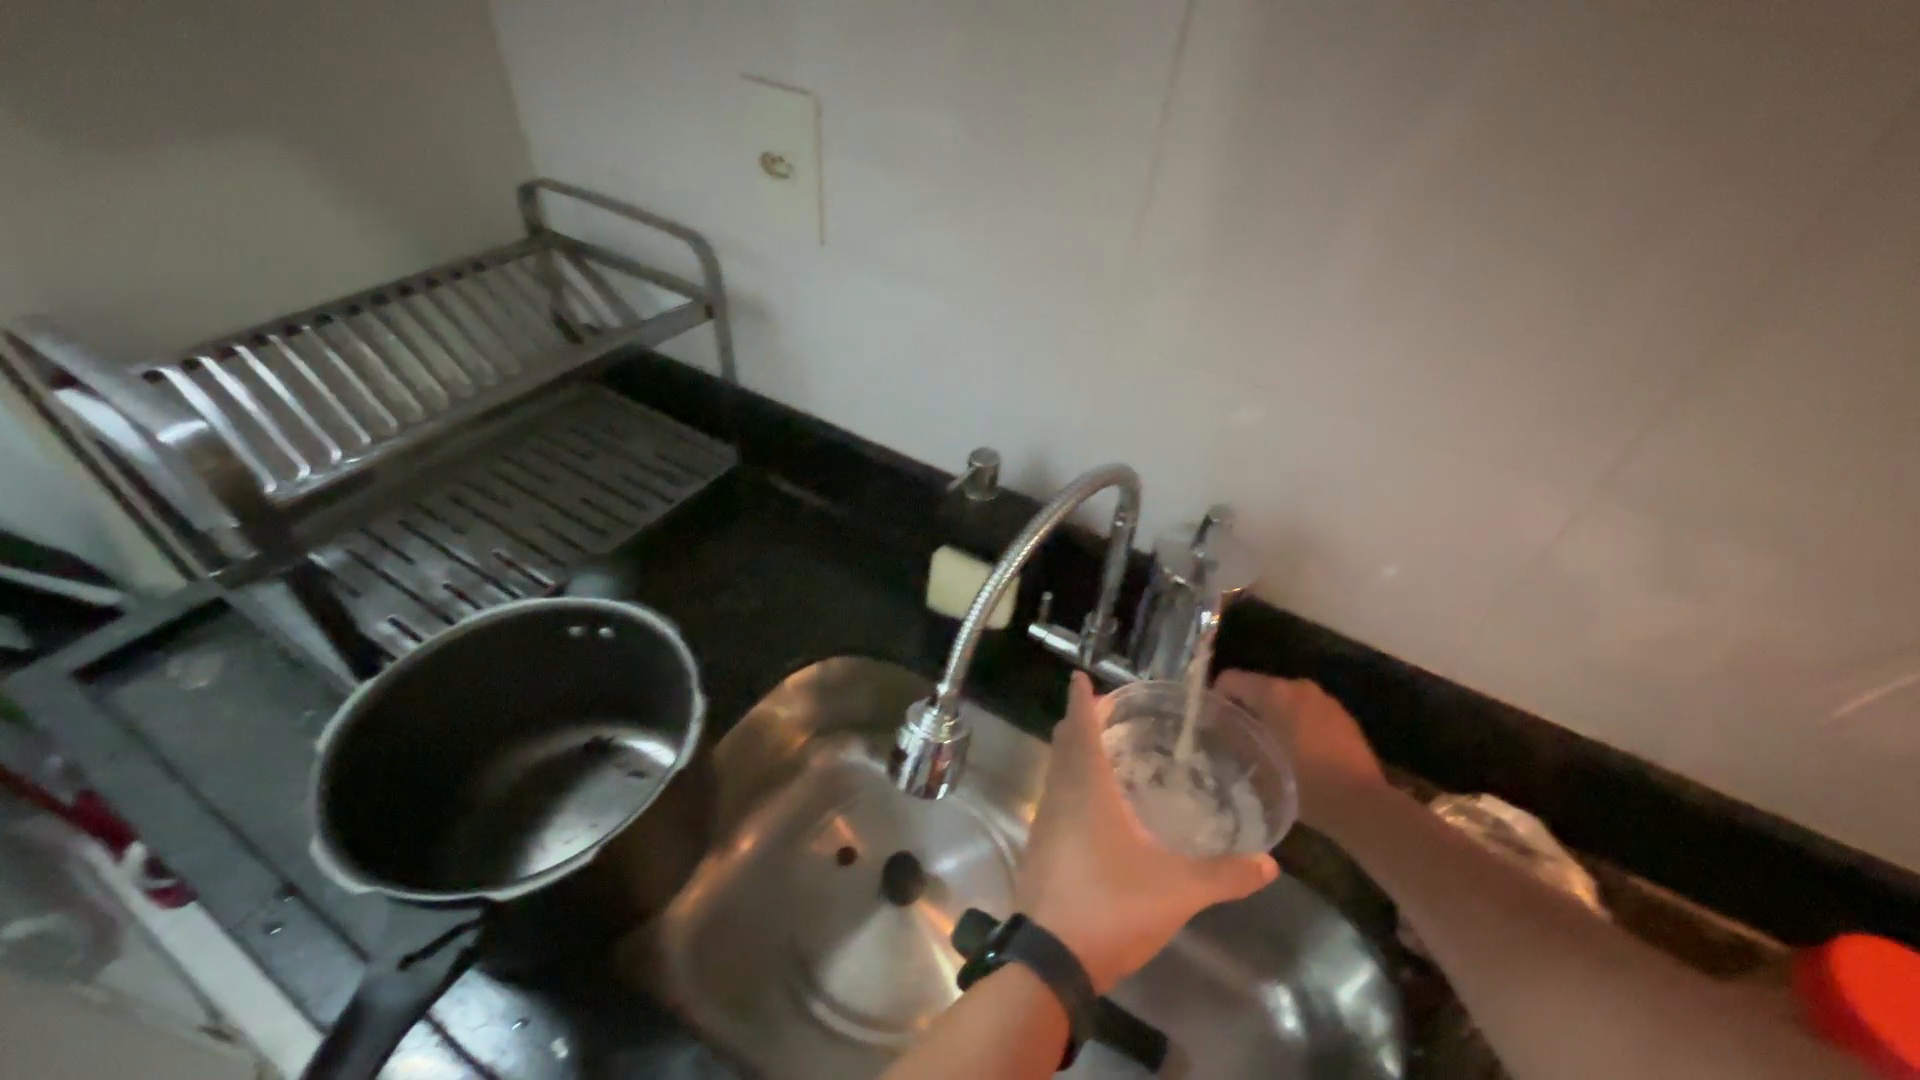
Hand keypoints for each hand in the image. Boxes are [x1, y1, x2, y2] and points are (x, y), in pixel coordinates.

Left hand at [1017, 673, 1278, 993]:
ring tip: (1100, 751)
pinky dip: (1069, 787)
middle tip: (1104, 711)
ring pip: (1055, 775)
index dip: (1081, 701)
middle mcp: (1059, 799)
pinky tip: (1091, 807)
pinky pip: (1054, 802)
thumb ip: (1225, 875)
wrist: (1050, 961)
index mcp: (1086, 791)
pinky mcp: (1039, 852)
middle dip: (1079, 724)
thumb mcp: (1178, 891)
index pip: (1080, 729)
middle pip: (1063, 747)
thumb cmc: (1111, 908)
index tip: (1080, 677)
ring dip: (1071, 756)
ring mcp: (1043, 826)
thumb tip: (1270, 864)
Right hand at [1212, 670, 1386, 828]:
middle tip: (1234, 741)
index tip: (1209, 725)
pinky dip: (1295, 726)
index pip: (1230, 679)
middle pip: (1257, 689)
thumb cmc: (1303, 784)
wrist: (1361, 804)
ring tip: (1264, 751)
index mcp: (1274, 692)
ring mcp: (1324, 700)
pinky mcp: (1342, 717)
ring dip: (1271, 719)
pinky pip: (1306, 713)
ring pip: (1283, 701)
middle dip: (1244, 710)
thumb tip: (1215, 730)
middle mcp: (1299, 686)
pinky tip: (1296, 756)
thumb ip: (1231, 741)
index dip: (1215, 699)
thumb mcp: (1254, 766)